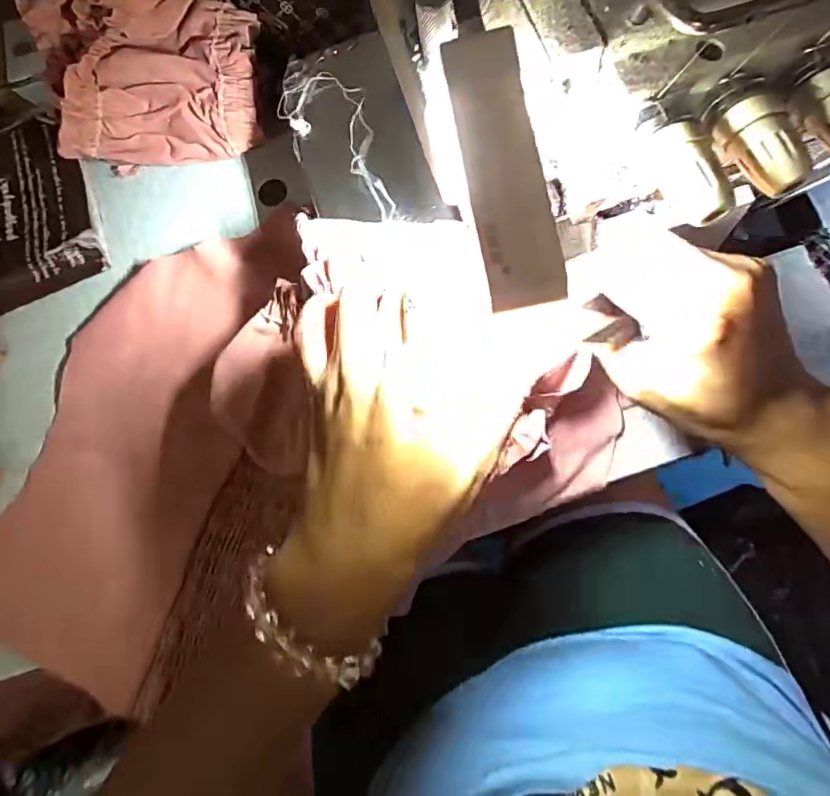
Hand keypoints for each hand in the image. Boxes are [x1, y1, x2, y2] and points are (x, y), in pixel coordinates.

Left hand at [269, 285, 577, 650]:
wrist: (345, 554)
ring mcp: (326, 381)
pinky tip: (334, 308)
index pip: (416, 314)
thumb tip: (525, 362)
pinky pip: (304, 338)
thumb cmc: (413, 511)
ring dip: (353, 288)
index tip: (453, 279)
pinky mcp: (308, 395)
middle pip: (366, 298)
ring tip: (374, 280)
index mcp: (400, 386)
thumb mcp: (468, 466)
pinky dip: (317, 313)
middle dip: (390, 280)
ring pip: (331, 310)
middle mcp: (358, 372)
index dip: (437, 290)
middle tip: (412, 276)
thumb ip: (496, 409)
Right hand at [579, 225, 829, 461]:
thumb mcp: (641, 383)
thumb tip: (584, 302)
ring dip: (645, 262)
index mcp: (696, 318)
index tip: (588, 295)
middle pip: (645, 245)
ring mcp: (743, 266)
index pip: (624, 271)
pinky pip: (693, 250)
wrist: (779, 407)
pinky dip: (674, 267)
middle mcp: (724, 279)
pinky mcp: (753, 262)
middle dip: (618, 263)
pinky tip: (675, 293)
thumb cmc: (708, 406)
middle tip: (608, 288)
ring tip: (642, 294)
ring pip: (668, 242)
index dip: (597, 279)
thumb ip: (605, 339)